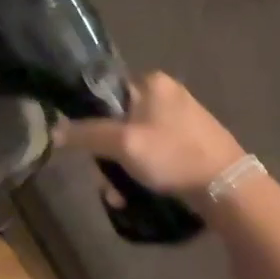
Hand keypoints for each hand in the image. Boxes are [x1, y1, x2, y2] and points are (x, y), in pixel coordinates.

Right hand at [53, 72, 245, 199]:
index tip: (83, 147)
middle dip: (104, 156)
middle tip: (104, 179)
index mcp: (152, 83)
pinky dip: (136, 173)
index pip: (103, 93)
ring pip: (128, 143)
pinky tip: (131, 195)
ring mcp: (176, 120)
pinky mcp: (184, 143)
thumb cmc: (173, 155)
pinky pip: (147, 154)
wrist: (226, 185)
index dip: (87, 120)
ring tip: (117, 195)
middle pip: (113, 122)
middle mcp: (164, 95)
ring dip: (117, 170)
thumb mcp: (123, 143)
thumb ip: (85, 134)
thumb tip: (53, 131)